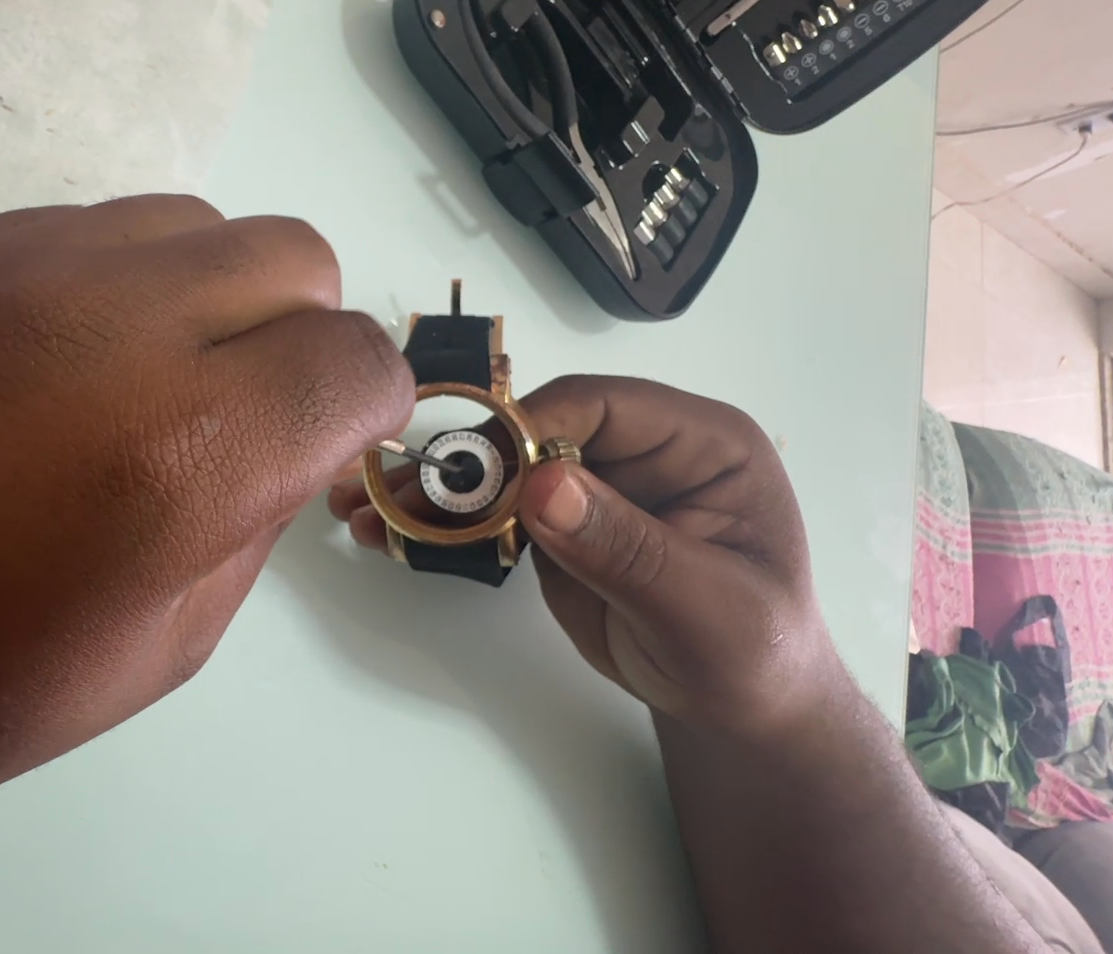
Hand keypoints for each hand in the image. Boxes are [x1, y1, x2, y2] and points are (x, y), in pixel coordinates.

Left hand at [0, 196, 413, 817]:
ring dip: (210, 296)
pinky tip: (53, 364)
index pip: (355, 360)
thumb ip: (257, 515)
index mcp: (187, 450)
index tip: (330, 435)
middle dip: (300, 331)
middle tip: (241, 406)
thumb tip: (289, 435)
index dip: (365, 401)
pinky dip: (117, 285)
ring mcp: (18, 265)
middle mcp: (115, 324)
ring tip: (142, 380)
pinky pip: (92, 227)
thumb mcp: (169, 646)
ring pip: (197, 221)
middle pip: (294, 255)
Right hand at [330, 376, 842, 735]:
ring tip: (363, 512)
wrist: (727, 706)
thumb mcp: (708, 609)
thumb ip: (628, 547)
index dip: (529, 428)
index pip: (598, 406)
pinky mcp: (548, 521)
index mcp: (696, 443)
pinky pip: (485, 511)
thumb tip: (541, 485)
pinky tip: (388, 533)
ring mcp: (585, 484)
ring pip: (494, 468)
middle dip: (455, 461)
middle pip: (528, 431)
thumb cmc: (749, 655)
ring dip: (429, 491)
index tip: (469, 470)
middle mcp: (632, 448)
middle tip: (386, 490)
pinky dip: (437, 524)